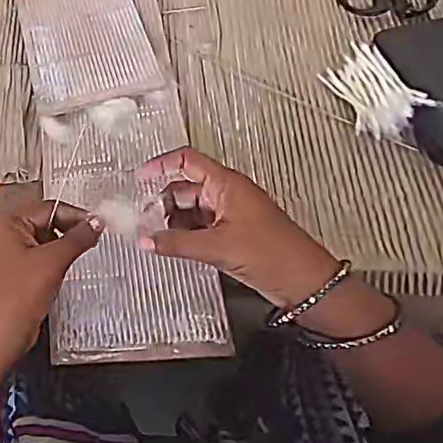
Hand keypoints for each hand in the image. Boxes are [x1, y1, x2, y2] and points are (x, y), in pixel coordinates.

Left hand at [0, 199, 101, 356]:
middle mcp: (6, 234)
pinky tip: (66, 267)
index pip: (48, 208)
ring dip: (64, 245)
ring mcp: (11, 253)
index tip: (98, 223)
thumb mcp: (53, 261)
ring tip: (81, 253)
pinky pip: (42, 255)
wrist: (3, 333)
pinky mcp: (18, 271)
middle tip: (93, 237)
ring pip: (46, 239)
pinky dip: (57, 258)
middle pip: (46, 221)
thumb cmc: (17, 295)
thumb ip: (77, 238)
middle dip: (69, 229)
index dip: (74, 215)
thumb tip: (96, 223)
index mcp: (7, 224)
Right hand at [135, 147, 341, 308]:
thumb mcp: (216, 247)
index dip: (161, 165)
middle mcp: (226, 195)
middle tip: (145, 220)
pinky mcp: (230, 233)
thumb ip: (175, 242)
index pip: (187, 161)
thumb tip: (146, 239)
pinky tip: (173, 246)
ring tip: (156, 237)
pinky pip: (199, 227)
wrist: (302, 281)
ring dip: (172, 222)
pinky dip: (184, 234)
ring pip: (190, 209)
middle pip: (183, 188)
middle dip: (162, 203)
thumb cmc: (274, 254)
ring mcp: (228, 214)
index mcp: (226, 184)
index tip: (140, 177)